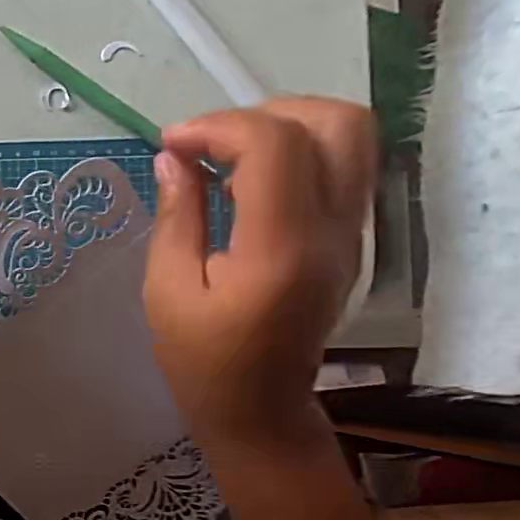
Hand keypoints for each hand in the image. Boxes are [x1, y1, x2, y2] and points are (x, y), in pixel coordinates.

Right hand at [143, 97, 375, 444]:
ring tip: (229, 152)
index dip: (217, 126)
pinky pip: (341, 165)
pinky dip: (296, 149)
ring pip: (352, 136)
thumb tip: (172, 158)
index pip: (274, 146)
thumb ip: (176, 217)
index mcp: (281, 250)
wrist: (259, 407)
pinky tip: (248, 178)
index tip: (170, 143)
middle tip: (209, 142)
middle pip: (336, 123)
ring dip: (287, 125)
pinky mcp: (350, 237)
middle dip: (264, 112)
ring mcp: (352, 233)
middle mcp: (333, 231)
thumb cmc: (201, 359)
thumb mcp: (167, 290)